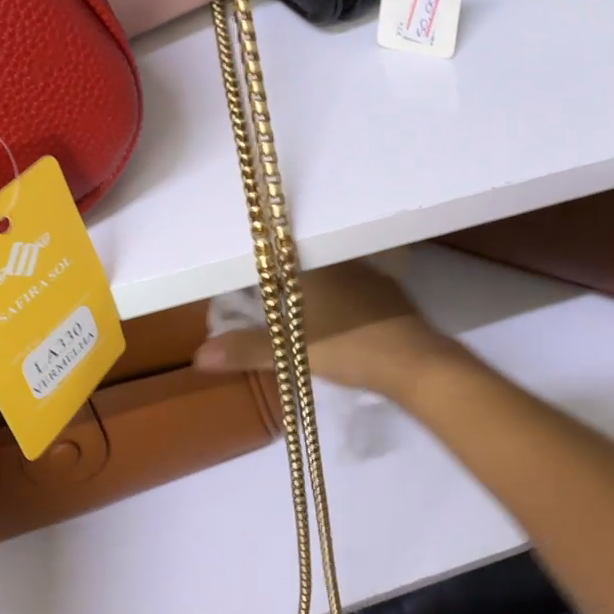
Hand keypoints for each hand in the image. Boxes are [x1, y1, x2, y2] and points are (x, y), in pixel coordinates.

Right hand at [194, 258, 461, 398]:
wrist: (413, 361)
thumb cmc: (349, 349)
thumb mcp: (292, 353)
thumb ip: (246, 350)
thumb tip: (199, 355)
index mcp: (311, 266)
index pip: (276, 252)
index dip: (259, 260)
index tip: (242, 272)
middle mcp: (337, 259)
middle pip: (300, 259)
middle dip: (282, 273)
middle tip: (262, 291)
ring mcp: (366, 270)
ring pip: (328, 268)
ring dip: (311, 282)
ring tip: (293, 300)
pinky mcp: (387, 286)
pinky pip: (352, 280)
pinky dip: (338, 292)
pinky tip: (335, 310)